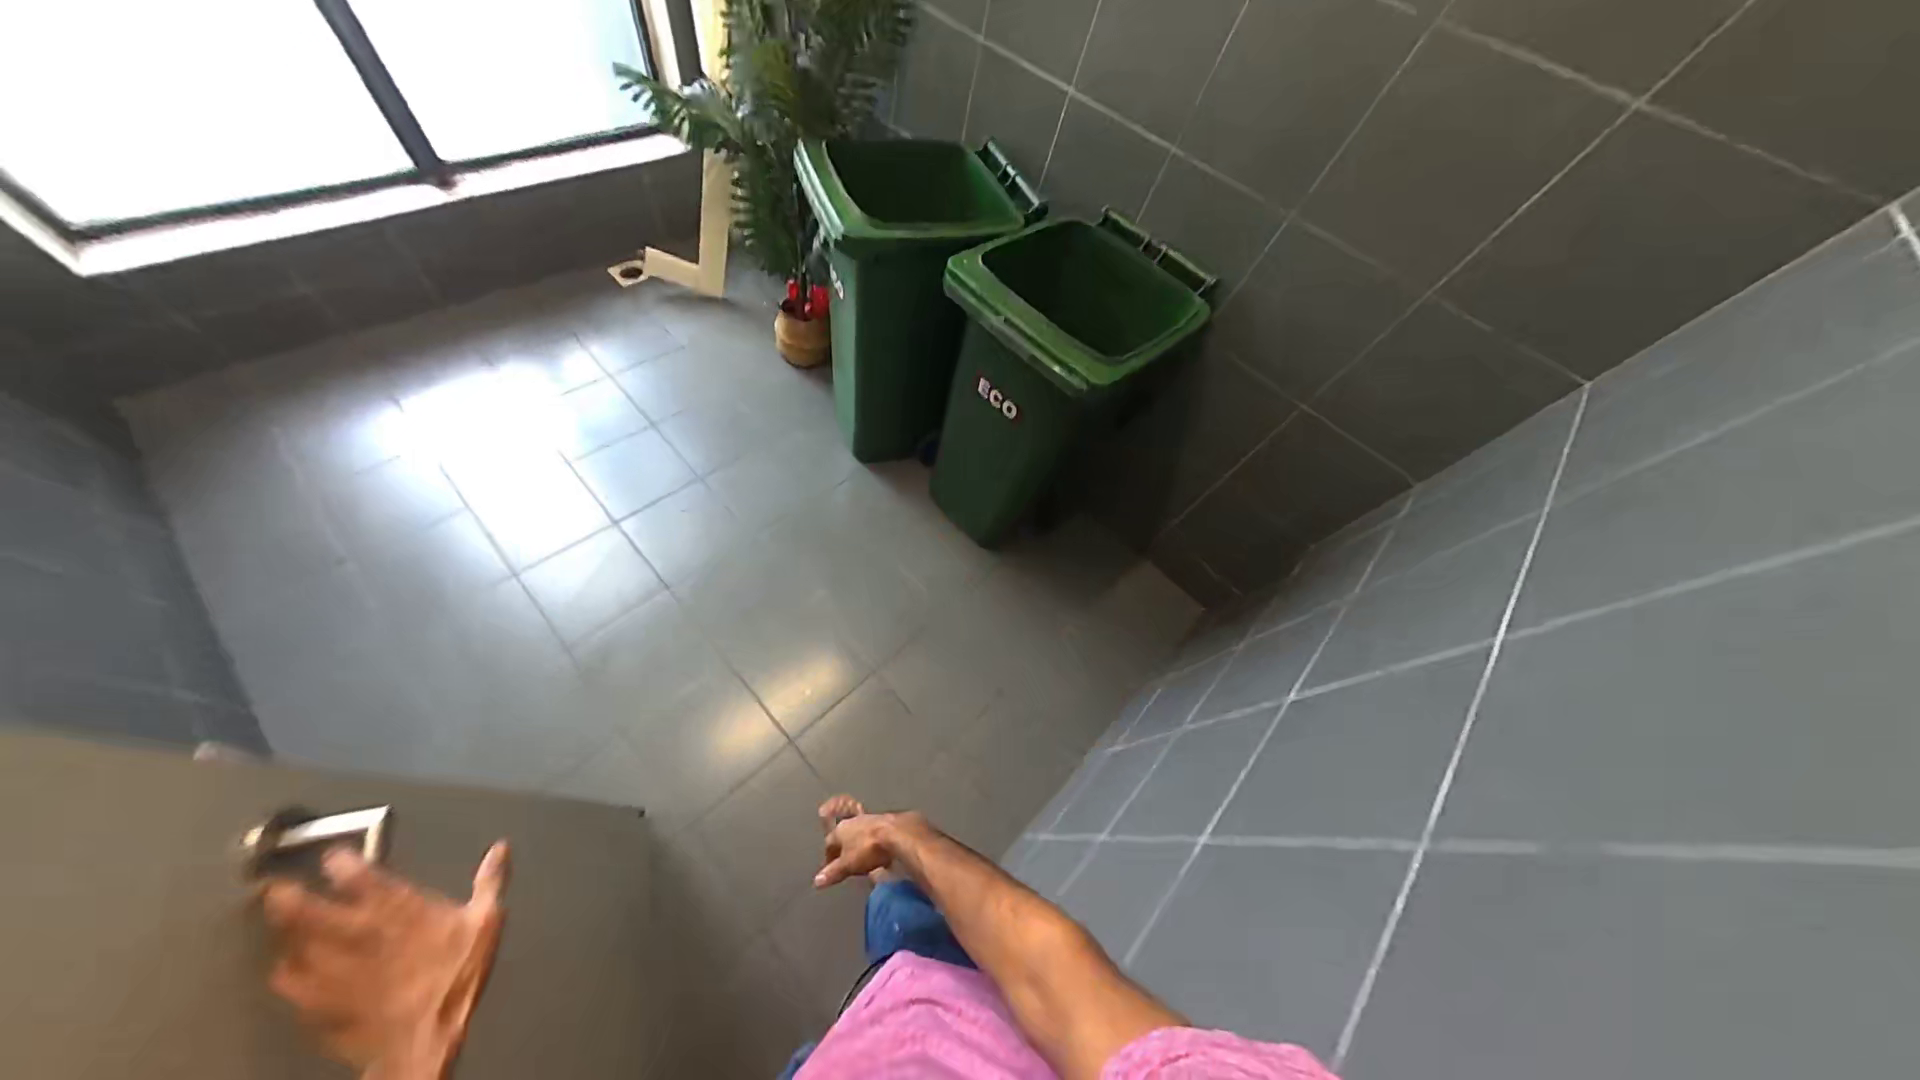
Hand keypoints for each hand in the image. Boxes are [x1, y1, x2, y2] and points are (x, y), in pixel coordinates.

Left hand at [261, 842, 510, 1079]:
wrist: (427, 1037)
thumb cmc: (458, 973)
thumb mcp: (487, 920)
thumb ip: (490, 881)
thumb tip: (500, 849)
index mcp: (401, 909)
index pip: (363, 878)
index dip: (343, 862)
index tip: (332, 854)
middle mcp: (360, 934)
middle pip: (310, 911)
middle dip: (288, 897)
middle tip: (272, 887)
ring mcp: (334, 971)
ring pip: (294, 945)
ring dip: (282, 933)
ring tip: (274, 923)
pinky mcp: (320, 1003)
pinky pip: (291, 984)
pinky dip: (285, 972)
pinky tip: (283, 969)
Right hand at [816, 811, 926, 887]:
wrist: (897, 833)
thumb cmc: (868, 849)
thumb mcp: (847, 865)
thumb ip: (832, 872)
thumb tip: (816, 881)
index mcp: (841, 829)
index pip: (829, 843)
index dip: (829, 856)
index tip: (830, 867)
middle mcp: (854, 821)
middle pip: (845, 835)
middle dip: (845, 848)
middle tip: (846, 862)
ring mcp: (871, 818)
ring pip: (861, 832)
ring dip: (860, 844)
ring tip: (863, 857)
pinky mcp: (887, 821)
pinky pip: (876, 833)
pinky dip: (875, 842)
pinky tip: (880, 851)